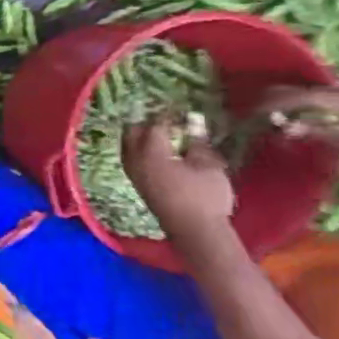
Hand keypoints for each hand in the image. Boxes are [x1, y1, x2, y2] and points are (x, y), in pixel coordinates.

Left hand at [122, 117, 236, 241]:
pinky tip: (156, 151)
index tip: (177, 111)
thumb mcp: (210, 168)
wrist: (193, 228)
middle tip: (165, 119)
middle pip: (133, 132)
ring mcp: (131, 169)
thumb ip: (199, 145)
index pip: (154, 126)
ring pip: (129, 144)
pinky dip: (141, 148)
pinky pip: (131, 156)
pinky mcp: (135, 180)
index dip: (166, 117)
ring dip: (141, 135)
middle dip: (146, 123)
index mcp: (150, 151)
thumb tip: (194, 127)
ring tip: (161, 133)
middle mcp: (133, 157)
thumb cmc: (204, 196)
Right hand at [253, 85, 338, 170]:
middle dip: (268, 99)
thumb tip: (280, 129)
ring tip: (260, 112)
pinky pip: (306, 99)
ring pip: (297, 93)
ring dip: (277, 101)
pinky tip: (284, 113)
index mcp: (336, 97)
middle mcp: (334, 91)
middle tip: (247, 112)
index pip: (293, 96)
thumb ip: (317, 132)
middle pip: (292, 90)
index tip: (247, 114)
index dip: (268, 104)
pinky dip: (289, 104)